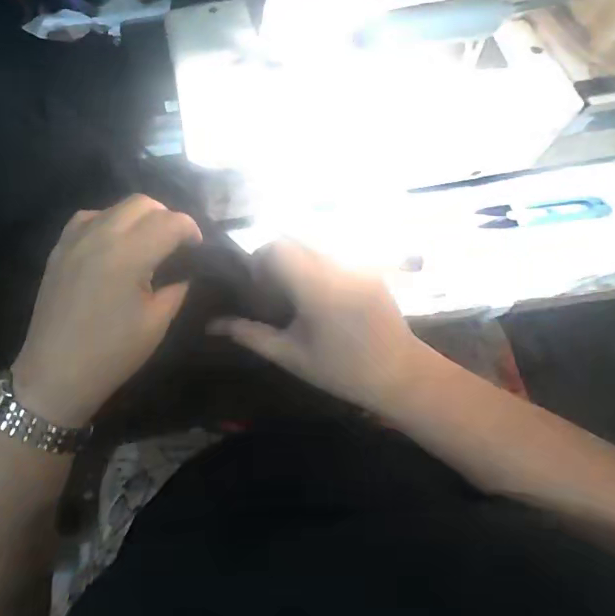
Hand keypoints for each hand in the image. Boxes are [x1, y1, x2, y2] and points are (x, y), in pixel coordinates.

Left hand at [11, 195, 201, 426]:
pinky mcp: (59, 249)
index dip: (191, 230)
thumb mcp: (157, 322)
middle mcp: (100, 235)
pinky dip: (109, 222)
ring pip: (116, 207)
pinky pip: (89, 217)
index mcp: (128, 255)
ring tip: (147, 244)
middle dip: (167, 217)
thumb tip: (186, 270)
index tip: (197, 249)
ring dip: (139, 217)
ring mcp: (75, 239)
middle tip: (175, 244)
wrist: (55, 374)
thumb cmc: (111, 353)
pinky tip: (114, 245)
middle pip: (143, 203)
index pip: (170, 221)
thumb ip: (177, 287)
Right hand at [211, 240, 434, 411]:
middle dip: (277, 259)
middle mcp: (338, 266)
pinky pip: (336, 257)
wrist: (401, 374)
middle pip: (296, 241)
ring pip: (316, 247)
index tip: (257, 287)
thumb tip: (213, 324)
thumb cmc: (342, 371)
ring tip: (298, 298)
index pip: (278, 246)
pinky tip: (324, 301)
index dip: (260, 259)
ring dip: (299, 262)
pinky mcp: (371, 269)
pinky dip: (320, 269)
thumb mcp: (291, 355)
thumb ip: (250, 334)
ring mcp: (358, 265)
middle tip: (273, 292)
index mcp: (316, 286)